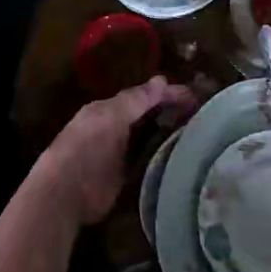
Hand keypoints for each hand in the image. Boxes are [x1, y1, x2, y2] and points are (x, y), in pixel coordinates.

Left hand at [32, 76, 194, 226]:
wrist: (67, 192)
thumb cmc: (86, 148)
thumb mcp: (110, 117)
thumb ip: (135, 100)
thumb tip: (162, 79)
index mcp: (108, 110)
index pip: (143, 97)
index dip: (167, 95)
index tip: (195, 96)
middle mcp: (115, 129)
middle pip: (147, 117)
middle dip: (171, 113)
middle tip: (203, 113)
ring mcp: (120, 154)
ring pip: (150, 138)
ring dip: (170, 135)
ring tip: (202, 133)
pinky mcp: (125, 178)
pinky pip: (149, 161)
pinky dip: (164, 158)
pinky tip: (184, 157)